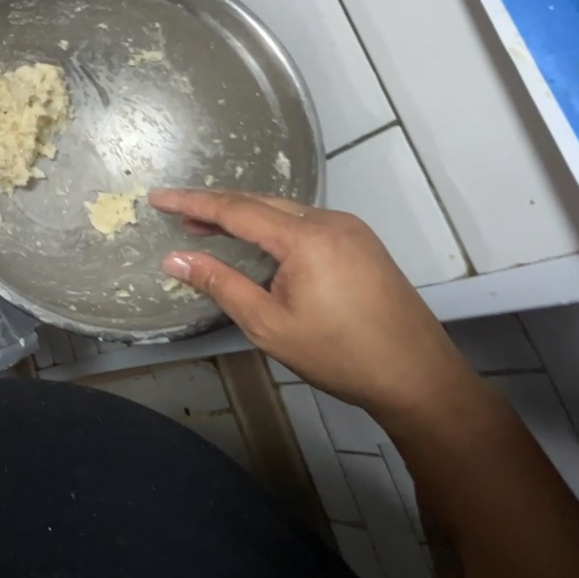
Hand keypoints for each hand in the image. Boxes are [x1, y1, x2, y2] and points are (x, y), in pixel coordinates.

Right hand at [149, 189, 478, 426]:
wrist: (421, 380)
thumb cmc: (340, 355)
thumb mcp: (268, 324)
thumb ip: (219, 284)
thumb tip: (173, 258)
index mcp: (306, 238)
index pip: (235, 209)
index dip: (192, 202)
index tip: (157, 198)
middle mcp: (330, 222)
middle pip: (259, 202)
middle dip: (214, 206)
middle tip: (175, 213)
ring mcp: (350, 231)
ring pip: (282, 210)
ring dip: (242, 215)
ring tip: (205, 227)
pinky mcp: (361, 244)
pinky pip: (302, 222)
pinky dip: (268, 225)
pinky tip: (254, 242)